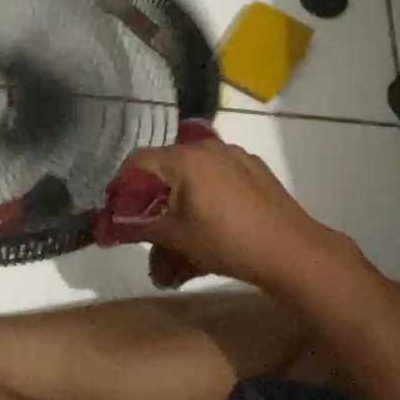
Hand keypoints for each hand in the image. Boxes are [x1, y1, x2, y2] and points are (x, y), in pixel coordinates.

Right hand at [121, 139, 360, 292]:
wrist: (292, 251)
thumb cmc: (227, 242)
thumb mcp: (175, 237)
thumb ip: (137, 226)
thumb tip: (107, 227)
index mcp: (184, 158)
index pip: (137, 161)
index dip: (121, 187)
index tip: (118, 213)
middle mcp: (208, 148)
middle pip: (165, 167)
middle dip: (151, 198)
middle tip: (146, 227)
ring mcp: (235, 157)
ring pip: (192, 174)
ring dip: (177, 200)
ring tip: (178, 232)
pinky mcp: (254, 170)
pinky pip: (216, 178)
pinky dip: (203, 196)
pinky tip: (208, 222)